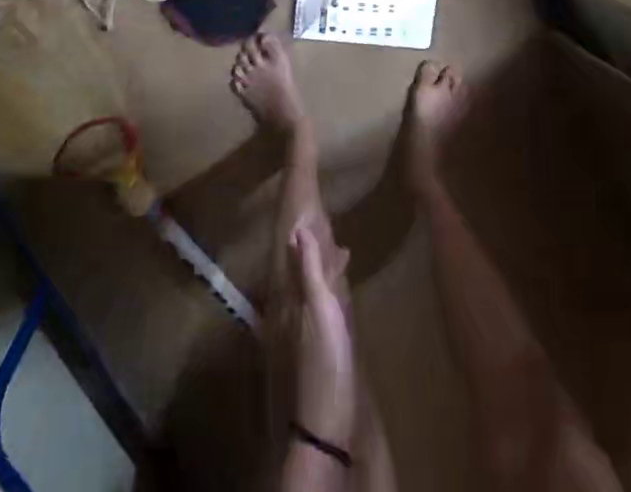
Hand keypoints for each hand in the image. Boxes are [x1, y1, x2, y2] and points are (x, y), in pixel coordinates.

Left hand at [288, 218, 356, 446]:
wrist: (326, 423)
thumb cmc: (326, 362)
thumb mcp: (320, 312)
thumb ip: (308, 272)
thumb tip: (298, 229)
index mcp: (288, 296)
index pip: (293, 254)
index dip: (301, 233)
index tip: (309, 208)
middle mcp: (290, 307)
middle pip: (301, 269)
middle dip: (313, 246)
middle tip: (327, 221)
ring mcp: (304, 327)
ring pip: (312, 285)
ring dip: (323, 265)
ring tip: (340, 246)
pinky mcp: (318, 342)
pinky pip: (322, 302)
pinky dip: (331, 286)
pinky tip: (342, 285)